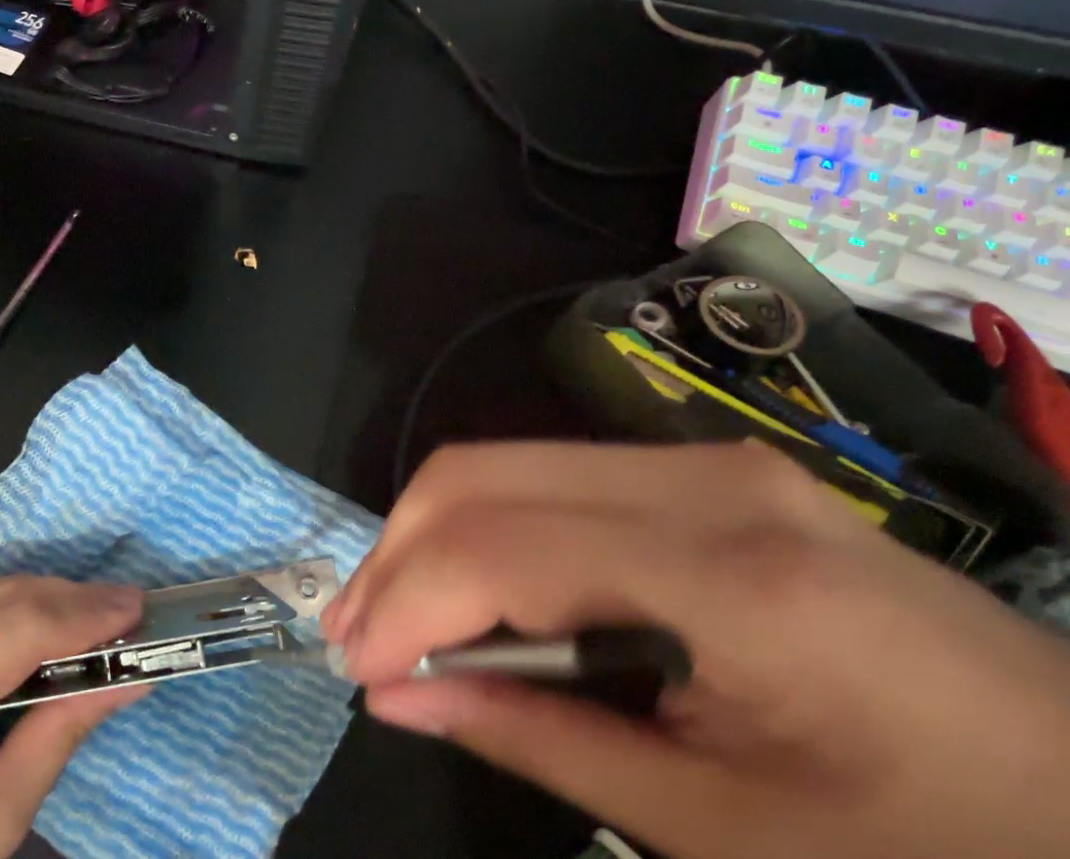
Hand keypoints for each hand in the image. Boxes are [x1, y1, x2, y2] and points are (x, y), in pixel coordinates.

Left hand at [0, 577, 146, 858]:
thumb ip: (58, 733)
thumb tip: (130, 675)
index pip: (13, 630)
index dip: (83, 614)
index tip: (141, 609)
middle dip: (70, 603)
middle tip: (129, 616)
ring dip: (40, 605)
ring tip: (94, 625)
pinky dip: (2, 615)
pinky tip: (39, 633)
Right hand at [322, 441, 1069, 858]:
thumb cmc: (932, 845)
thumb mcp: (721, 830)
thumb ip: (537, 738)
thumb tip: (396, 697)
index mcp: (731, 572)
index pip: (498, 549)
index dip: (402, 607)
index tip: (355, 673)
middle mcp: (709, 481)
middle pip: (480, 475)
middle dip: (393, 557)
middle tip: (354, 641)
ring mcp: (714, 466)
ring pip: (505, 465)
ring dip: (429, 539)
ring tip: (394, 622)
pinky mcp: (715, 477)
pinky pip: (553, 482)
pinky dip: (486, 533)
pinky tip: (473, 595)